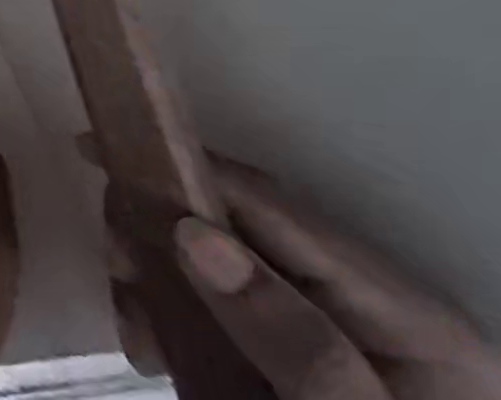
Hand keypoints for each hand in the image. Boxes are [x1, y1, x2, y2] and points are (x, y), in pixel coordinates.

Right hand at [89, 141, 500, 399]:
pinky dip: (168, 311)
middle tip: (116, 268)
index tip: (93, 148)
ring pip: (211, 260)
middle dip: (155, 233)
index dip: (181, 167)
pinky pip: (214, 302)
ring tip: (137, 333)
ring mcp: (329, 330)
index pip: (272, 206)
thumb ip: (294, 343)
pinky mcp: (290, 352)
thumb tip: (193, 231)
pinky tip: (155, 346)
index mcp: (407, 313)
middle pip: (233, 224)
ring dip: (153, 278)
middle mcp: (368, 303)